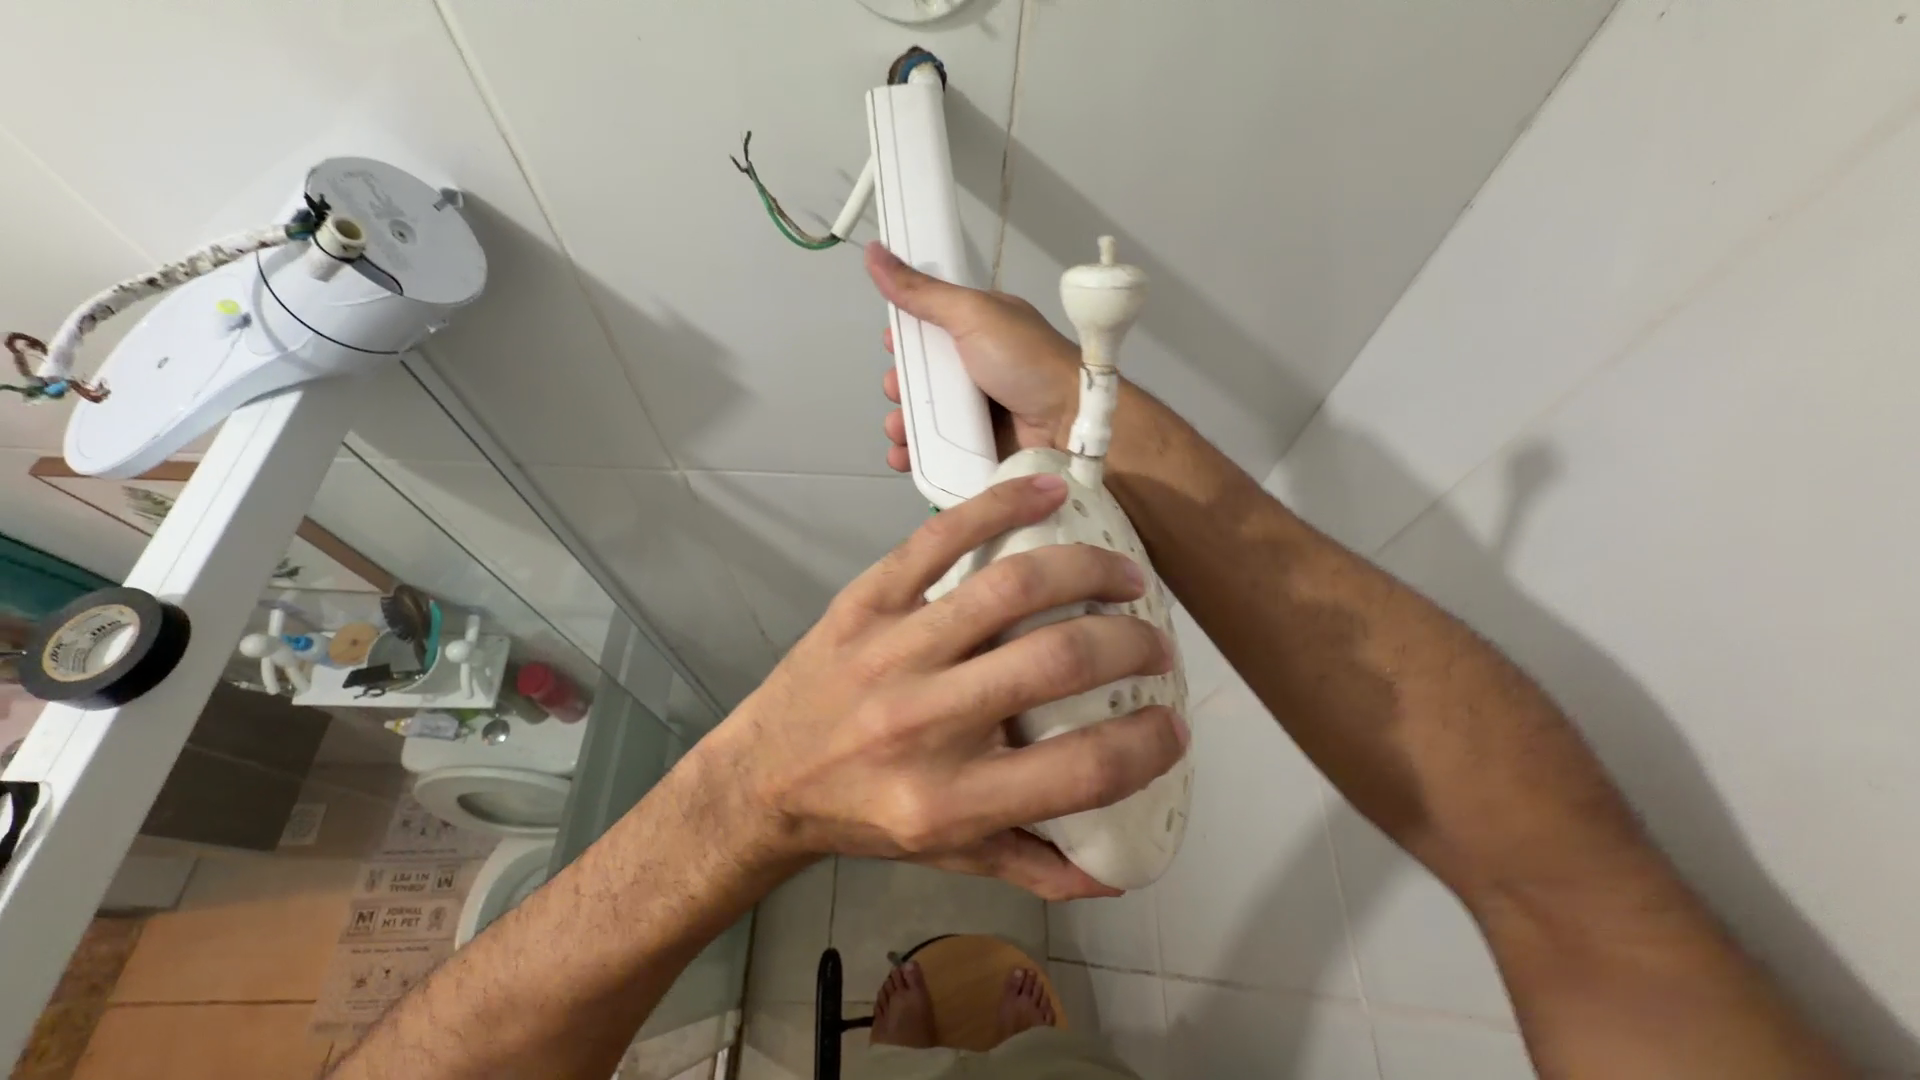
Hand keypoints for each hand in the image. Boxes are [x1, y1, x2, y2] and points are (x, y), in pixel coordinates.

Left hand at [708, 474, 1186, 899]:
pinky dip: (1000, 508)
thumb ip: (1031, 865)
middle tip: (1154, 646)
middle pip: (1058, 664)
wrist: (759, 779)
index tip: (1171, 725)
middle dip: (1131, 647)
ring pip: (1011, 590)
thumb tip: (1115, 873)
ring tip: (1124, 576)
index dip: (1148, 745)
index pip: (1083, 770)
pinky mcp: (866, 601)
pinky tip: (1049, 493)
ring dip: (1086, 572)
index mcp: (951, 800)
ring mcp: (894, 651)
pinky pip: (939, 540)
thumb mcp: (945, 855)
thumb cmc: (860, 816)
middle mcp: (926, 723)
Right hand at [866, 242, 1081, 471]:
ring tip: (899, 432)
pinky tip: (903, 455)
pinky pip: (937, 452)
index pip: (929, 329)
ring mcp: (978, 411)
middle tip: (898, 392)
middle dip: (900, 386)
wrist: (1070, 423)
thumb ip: (922, 292)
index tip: (891, 346)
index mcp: (980, 329)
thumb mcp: (973, 314)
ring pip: (924, 417)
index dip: (905, 339)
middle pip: (921, 377)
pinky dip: (915, 455)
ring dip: (902, 424)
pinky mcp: (978, 447)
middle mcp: (977, 369)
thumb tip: (874, 251)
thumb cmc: (1025, 361)